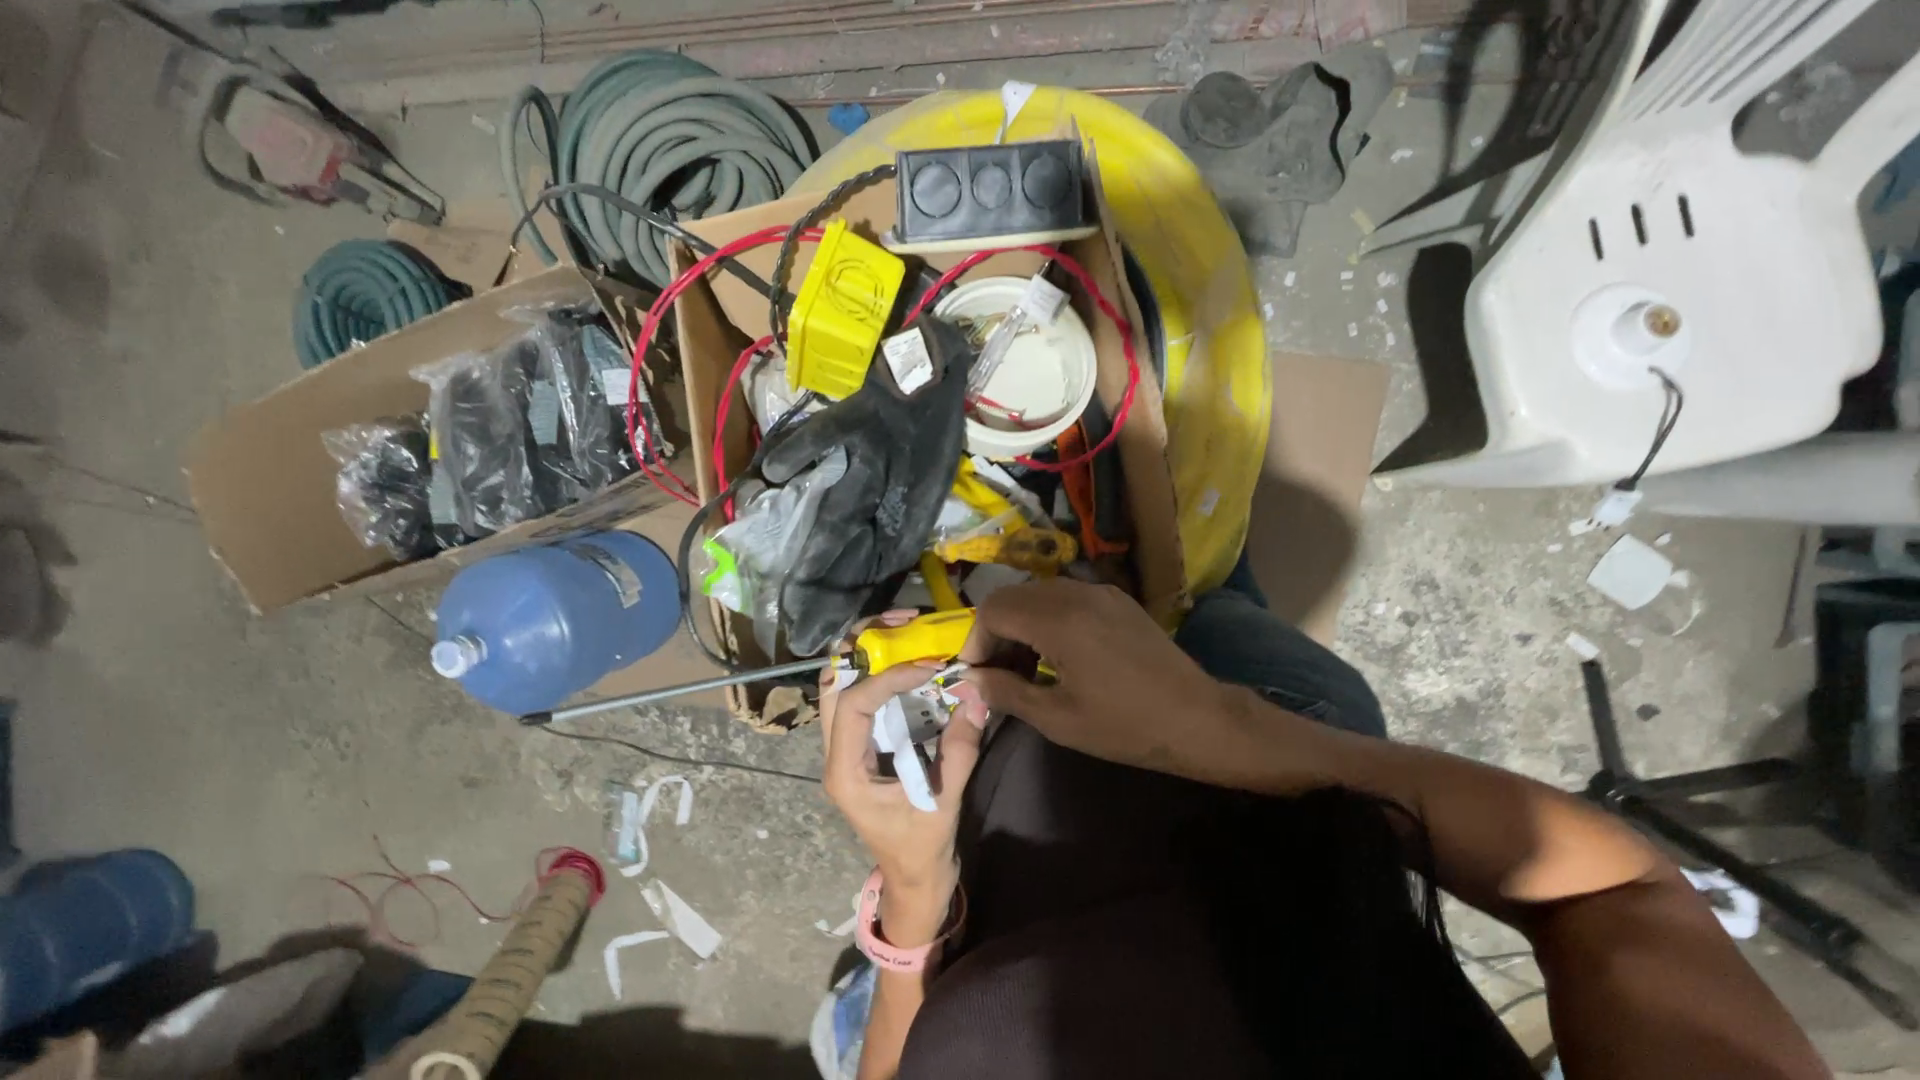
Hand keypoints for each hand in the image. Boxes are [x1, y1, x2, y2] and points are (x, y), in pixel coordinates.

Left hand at [820, 624, 987, 945]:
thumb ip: (960, 752)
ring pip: (839, 684)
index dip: (887, 678)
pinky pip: (859, 695)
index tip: (927, 667)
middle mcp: (833, 754)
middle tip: (902, 622)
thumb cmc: (922, 848)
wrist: (911, 877)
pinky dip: (879, 670)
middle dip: (861, 645)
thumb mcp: (945, 803)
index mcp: (844, 772)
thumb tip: (976, 697)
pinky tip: (910, 657)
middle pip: (831, 683)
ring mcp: (843, 747)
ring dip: (868, 652)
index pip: (853, 706)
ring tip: (905, 628)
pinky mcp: (860, 743)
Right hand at [956, 579, 1239, 775]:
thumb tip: (971, 679)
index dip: (976, 640)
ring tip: (1027, 667)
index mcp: (1059, 620)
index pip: (993, 609)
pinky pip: (1067, 596)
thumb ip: (1007, 692)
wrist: (1197, 718)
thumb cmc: (1124, 726)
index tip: (978, 675)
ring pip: (1038, 592)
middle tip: (999, 673)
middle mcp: (1077, 593)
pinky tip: (1059, 654)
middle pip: (1012, 595)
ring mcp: (1100, 591)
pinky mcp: (1118, 599)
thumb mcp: (1058, 719)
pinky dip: (1048, 617)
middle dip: (995, 631)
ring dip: (1021, 623)